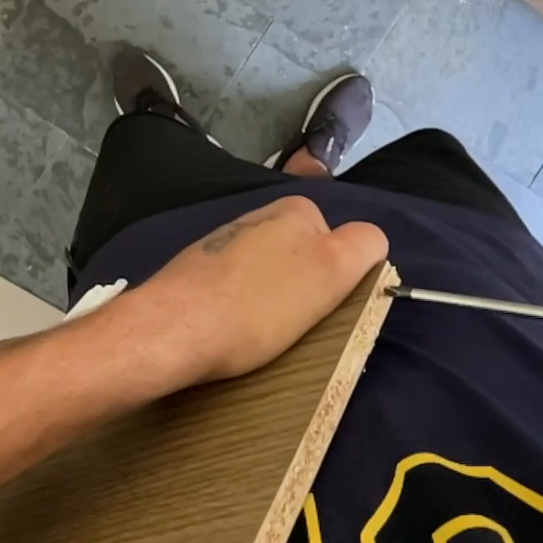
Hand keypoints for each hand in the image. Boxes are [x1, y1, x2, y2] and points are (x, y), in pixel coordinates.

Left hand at [106, 196, 388, 388]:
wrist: (171, 330)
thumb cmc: (259, 306)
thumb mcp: (331, 272)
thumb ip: (363, 245)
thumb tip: (370, 239)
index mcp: (296, 210)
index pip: (344, 243)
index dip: (339, 280)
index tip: (322, 310)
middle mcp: (260, 215)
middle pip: (305, 257)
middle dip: (304, 289)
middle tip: (294, 326)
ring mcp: (225, 240)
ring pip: (271, 273)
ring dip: (272, 300)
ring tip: (259, 333)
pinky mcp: (199, 268)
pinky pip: (238, 285)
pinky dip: (241, 305)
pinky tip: (231, 329)